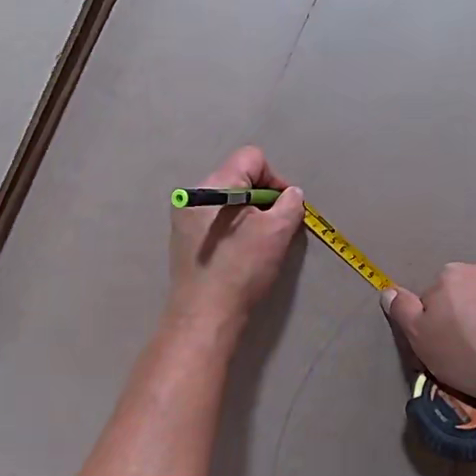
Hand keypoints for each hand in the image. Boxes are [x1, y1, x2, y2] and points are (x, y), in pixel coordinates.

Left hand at [166, 146, 304, 331]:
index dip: (275, 179)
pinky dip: (235, 227)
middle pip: (240, 177)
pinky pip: (217, 218)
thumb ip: (290, 203)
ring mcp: (185, 217)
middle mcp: (194, 195)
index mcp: (213, 186)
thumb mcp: (277, 232)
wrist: (206, 316)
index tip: (285, 208)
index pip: (252, 158)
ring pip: (230, 200)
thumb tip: (291, 194)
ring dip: (251, 214)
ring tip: (259, 242)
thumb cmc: (243, 270)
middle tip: (276, 227)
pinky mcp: (184, 238)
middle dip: (263, 197)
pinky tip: (241, 253)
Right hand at [379, 260, 475, 409]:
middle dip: (462, 317)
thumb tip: (388, 290)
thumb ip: (403, 311)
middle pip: (461, 295)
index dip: (434, 326)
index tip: (444, 348)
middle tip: (468, 352)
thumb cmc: (472, 356)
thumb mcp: (422, 340)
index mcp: (450, 275)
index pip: (431, 299)